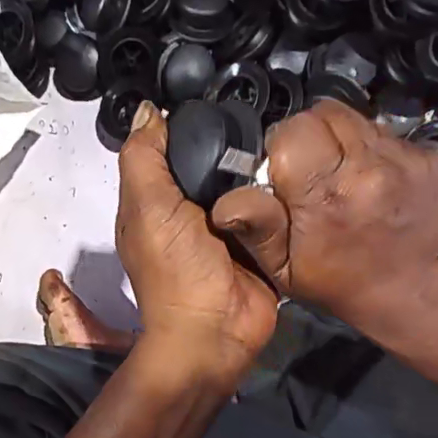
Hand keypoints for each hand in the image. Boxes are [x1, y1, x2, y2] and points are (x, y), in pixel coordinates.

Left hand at [117, 101, 277, 376]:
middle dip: (236, 147)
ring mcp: (232, 229)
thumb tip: (148, 112)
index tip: (218, 105)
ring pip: (251, 182)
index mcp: (159, 201)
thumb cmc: (175, 272)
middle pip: (219, 162)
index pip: (175, 148)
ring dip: (265, 172)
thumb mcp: (147, 208)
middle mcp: (194, 211)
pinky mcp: (262, 245)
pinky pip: (276, 210)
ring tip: (283, 157)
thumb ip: (143, 158)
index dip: (191, 126)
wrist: (216, 332)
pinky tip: (294, 185)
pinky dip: (282, 201)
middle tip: (261, 130)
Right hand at [214, 100, 437, 330]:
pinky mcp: (429, 157)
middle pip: (325, 113)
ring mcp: (404, 160)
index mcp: (328, 196)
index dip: (283, 147)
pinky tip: (371, 182)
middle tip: (314, 177)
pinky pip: (387, 133)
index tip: (287, 175)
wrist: (408, 291)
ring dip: (342, 142)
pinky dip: (373, 151)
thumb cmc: (341, 283)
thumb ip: (258, 229)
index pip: (294, 129)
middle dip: (312, 138)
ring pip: (356, 118)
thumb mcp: (285, 270)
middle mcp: (369, 170)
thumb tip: (229, 202)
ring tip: (343, 181)